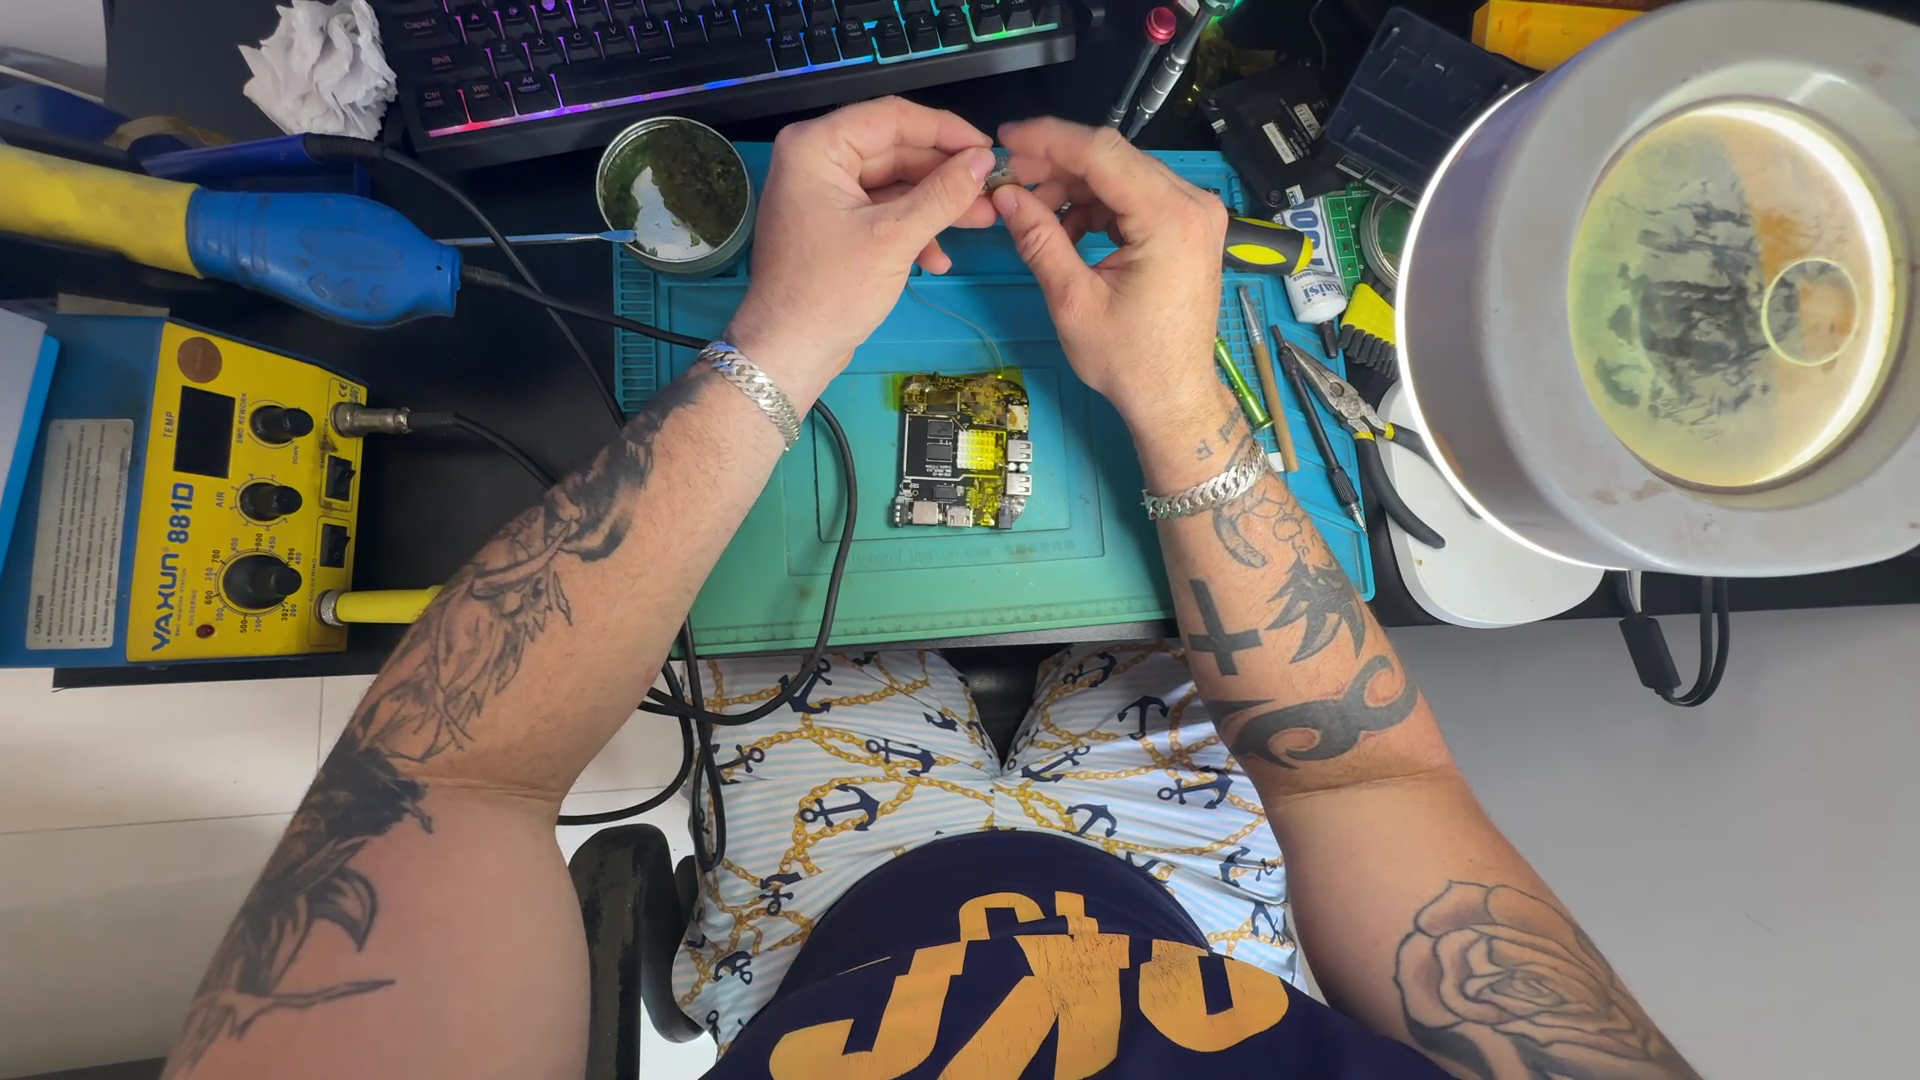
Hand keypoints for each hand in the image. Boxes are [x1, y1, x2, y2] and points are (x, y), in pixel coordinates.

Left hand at [727, 97, 998, 402]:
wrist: (791, 350)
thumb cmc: (833, 291)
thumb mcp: (894, 238)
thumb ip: (942, 194)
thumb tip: (983, 161)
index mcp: (817, 147)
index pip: (892, 118)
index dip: (945, 131)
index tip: (986, 148)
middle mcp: (817, 162)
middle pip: (895, 153)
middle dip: (945, 176)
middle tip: (992, 192)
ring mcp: (825, 197)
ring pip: (893, 187)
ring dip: (935, 207)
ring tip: (981, 222)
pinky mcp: (834, 230)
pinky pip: (881, 216)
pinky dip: (911, 233)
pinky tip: (938, 260)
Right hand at [992, 118, 1227, 426]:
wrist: (1172, 396)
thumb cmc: (1129, 361)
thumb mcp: (1073, 302)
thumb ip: (1039, 240)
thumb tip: (1006, 196)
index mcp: (1168, 218)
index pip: (1101, 152)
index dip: (1048, 140)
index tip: (1008, 139)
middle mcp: (1191, 205)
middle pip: (1113, 159)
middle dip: (1058, 167)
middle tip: (1013, 183)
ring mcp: (1195, 215)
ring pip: (1123, 176)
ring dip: (1076, 189)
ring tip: (1038, 217)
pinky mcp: (1188, 229)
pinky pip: (1136, 199)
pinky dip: (1100, 208)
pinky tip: (1071, 232)